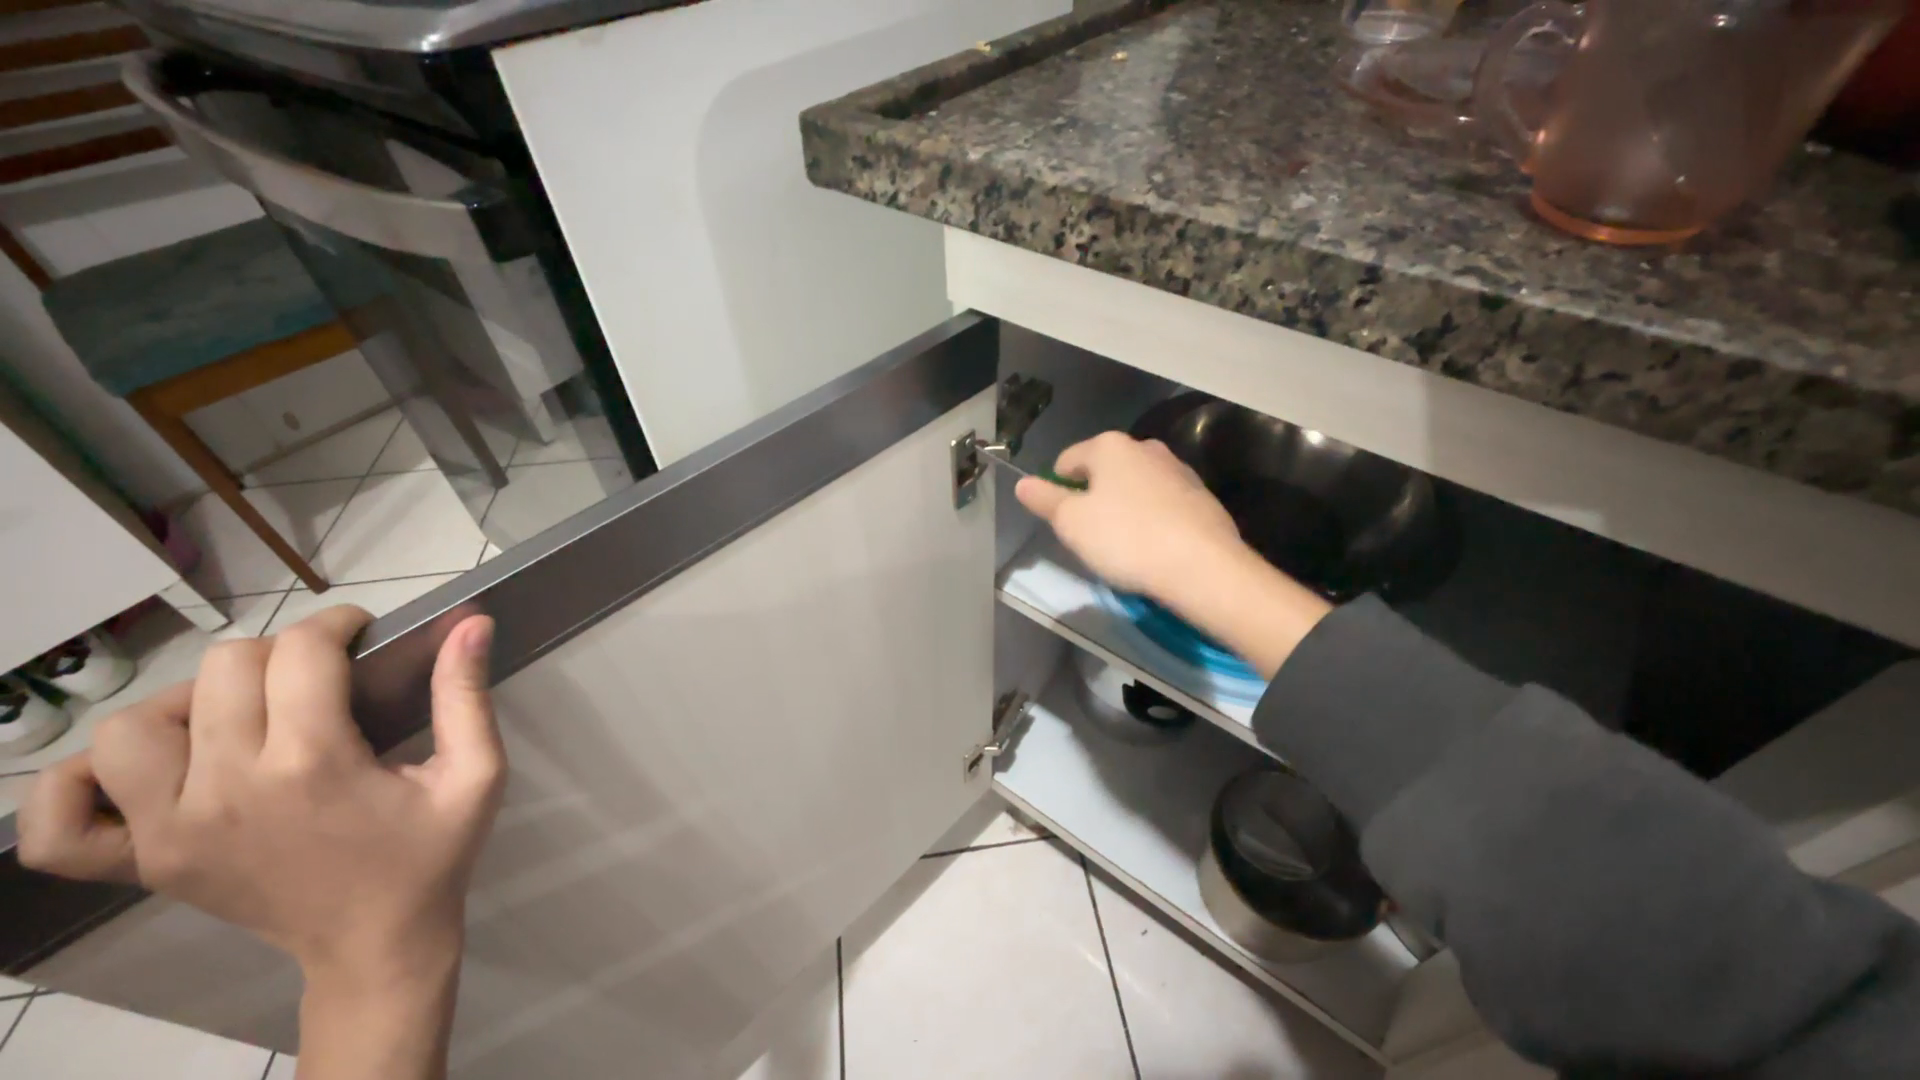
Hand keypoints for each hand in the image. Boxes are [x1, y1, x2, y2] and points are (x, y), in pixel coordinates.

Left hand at [19, 607, 505, 990]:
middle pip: (222, 670)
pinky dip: (81, 784)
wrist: (377, 941)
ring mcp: (171, 830)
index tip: (360, 633)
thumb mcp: (475, 774)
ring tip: (241, 719)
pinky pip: (58, 817)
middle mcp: (229, 789)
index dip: (335, 624)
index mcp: (315, 762)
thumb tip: (472, 623)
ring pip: (134, 726)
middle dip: (277, 654)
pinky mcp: (142, 862)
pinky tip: (150, 772)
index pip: (300, 651)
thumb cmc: (432, 853)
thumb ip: (468, 696)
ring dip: (189, 704)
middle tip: (315, 677)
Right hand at [1015, 432, 1247, 597]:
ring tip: (1126, 546)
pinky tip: (1155, 548)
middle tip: (1092, 537)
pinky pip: (1163, 505)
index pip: (1067, 461)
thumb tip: (1022, 483)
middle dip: (1094, 498)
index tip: (1064, 523)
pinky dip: (1153, 520)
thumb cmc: (1127, 539)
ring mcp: (1178, 470)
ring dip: (1125, 509)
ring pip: (1136, 487)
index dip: (1057, 490)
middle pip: (1104, 471)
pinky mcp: (1202, 497)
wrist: (1203, 566)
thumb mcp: (1071, 523)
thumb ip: (1044, 500)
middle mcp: (1146, 448)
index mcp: (1110, 446)